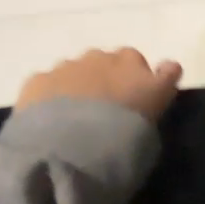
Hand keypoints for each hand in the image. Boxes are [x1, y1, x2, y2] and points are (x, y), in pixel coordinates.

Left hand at [15, 47, 183, 120]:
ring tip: (69, 120)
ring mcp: (66, 67)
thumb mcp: (158, 104)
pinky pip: (44, 85)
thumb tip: (168, 65)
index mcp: (131, 59)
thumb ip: (165, 80)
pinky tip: (46, 120)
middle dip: (101, 81)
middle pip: (103, 64)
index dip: (133, 82)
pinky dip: (46, 97)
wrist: (70, 147)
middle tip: (99, 113)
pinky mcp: (36, 82)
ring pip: (73, 72)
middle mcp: (100, 56)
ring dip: (74, 87)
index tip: (129, 104)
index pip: (136, 62)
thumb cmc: (124, 127)